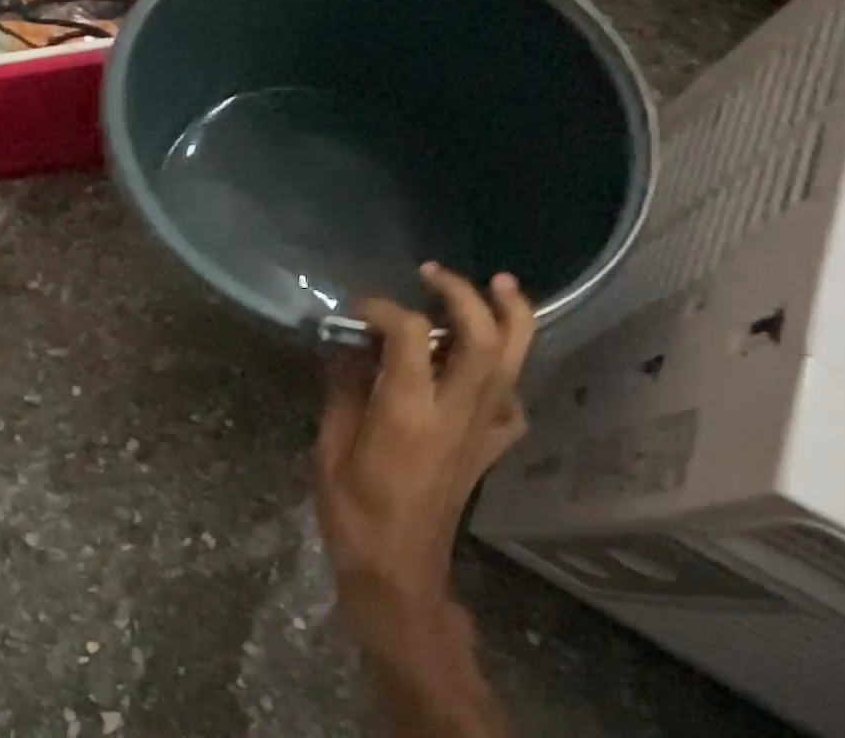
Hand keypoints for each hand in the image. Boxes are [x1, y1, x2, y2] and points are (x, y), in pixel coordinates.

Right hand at [315, 263, 532, 710]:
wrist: (398, 571)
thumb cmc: (353, 512)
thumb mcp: (330, 447)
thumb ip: (343, 390)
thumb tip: (348, 349)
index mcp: (408, 411)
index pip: (411, 334)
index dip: (383, 308)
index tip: (357, 311)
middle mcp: (455, 412)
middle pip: (483, 336)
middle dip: (464, 294)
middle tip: (434, 274)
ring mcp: (481, 431)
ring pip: (513, 362)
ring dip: (511, 316)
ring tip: (498, 284)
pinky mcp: (490, 449)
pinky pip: (514, 403)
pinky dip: (508, 375)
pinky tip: (486, 369)